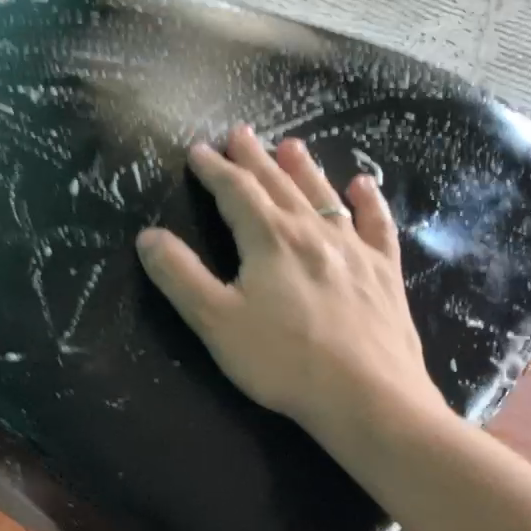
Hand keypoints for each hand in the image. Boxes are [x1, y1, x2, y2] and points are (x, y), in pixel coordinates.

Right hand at [136, 125, 445, 443]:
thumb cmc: (281, 360)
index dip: (214, 170)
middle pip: (278, 185)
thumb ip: (179, 275)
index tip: (197, 150)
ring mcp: (353, 250)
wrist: (368, 397)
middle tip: (239, 132)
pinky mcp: (383, 273)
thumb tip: (148, 236)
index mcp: (269, 240)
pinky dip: (366, 202)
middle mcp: (312, 233)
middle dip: (254, 158)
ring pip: (323, 197)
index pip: (235, 193)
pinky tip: (361, 186)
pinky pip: (375, 225)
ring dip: (303, 169)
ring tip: (290, 144)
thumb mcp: (214, 320)